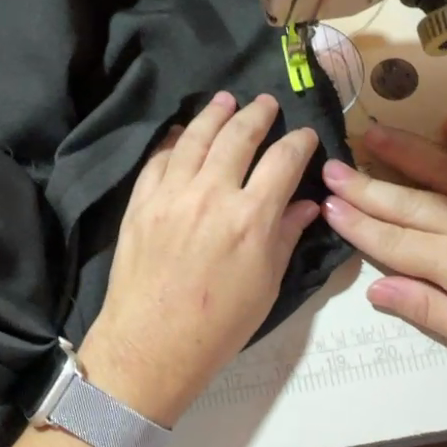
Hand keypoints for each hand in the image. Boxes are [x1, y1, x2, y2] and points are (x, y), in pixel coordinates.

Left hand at [80, 92, 321, 425]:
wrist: (152, 345)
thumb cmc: (219, 326)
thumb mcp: (266, 286)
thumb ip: (285, 237)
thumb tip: (306, 206)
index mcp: (251, 217)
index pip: (283, 160)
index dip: (299, 141)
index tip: (305, 135)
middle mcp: (212, 194)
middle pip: (238, 135)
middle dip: (257, 114)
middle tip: (265, 103)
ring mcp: (171, 194)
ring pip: (195, 137)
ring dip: (215, 114)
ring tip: (226, 101)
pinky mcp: (140, 202)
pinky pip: (159, 158)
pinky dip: (174, 140)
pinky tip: (181, 133)